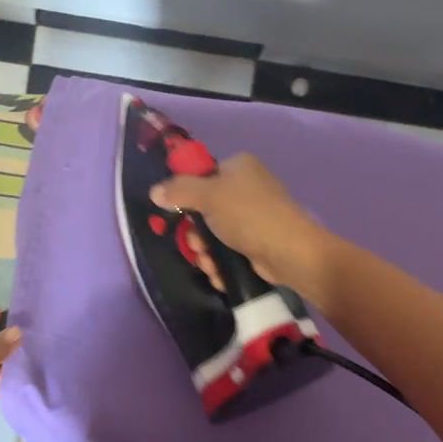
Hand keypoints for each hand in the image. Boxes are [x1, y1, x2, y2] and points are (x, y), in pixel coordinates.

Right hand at [152, 154, 336, 298]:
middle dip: (197, 235)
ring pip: (214, 235)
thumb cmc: (248, 215)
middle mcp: (246, 188)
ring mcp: (252, 217)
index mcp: (238, 167)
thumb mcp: (209, 196)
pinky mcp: (256, 242)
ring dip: (206, 254)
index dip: (187, 196)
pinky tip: (221, 274)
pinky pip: (228, 251)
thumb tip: (154, 192)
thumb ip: (178, 191)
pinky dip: (221, 264)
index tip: (179, 215)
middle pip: (204, 211)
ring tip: (211, 264)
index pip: (202, 176)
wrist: (288, 251)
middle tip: (198, 246)